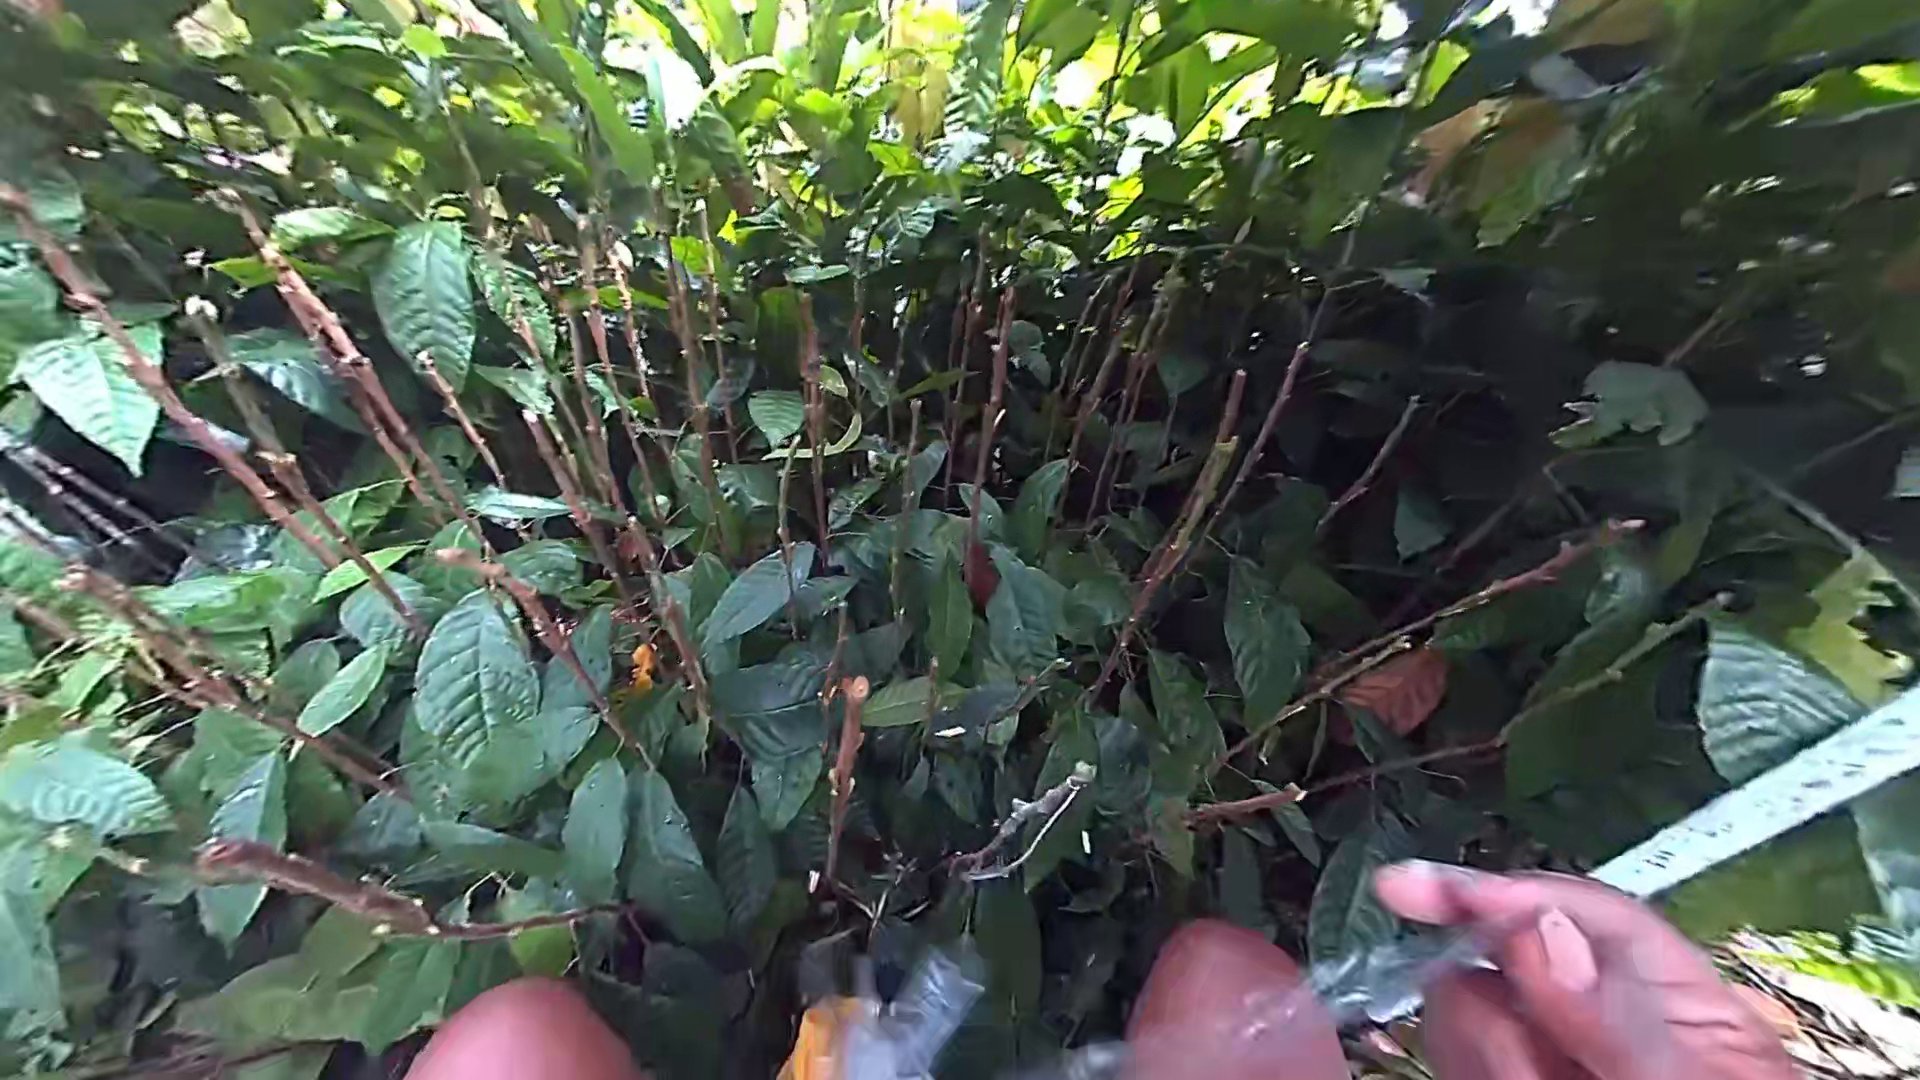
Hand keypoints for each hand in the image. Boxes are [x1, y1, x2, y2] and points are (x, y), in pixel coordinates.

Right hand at [1373, 862, 1794, 1079]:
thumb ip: (1620, 1027)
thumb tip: (1537, 929)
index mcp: (1682, 1014)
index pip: (1588, 914)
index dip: (1505, 893)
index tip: (1416, 891)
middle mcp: (1602, 1016)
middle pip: (1504, 949)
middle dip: (1491, 1001)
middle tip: (1522, 1071)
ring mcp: (1545, 1045)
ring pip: (1463, 994)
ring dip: (1479, 1050)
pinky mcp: (1498, 1070)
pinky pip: (1450, 1043)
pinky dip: (1467, 1065)